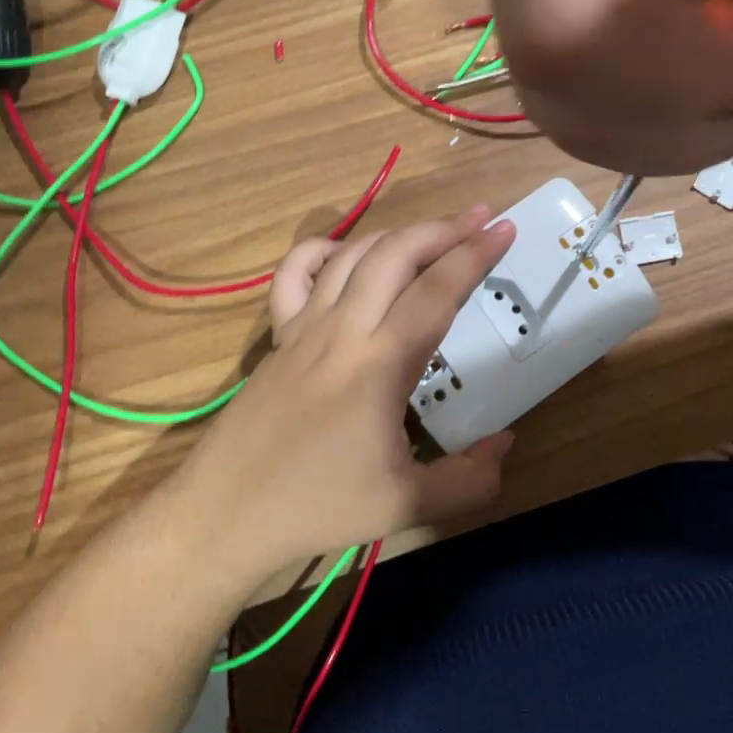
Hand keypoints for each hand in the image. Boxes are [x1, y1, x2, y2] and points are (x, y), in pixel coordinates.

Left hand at [179, 209, 518, 569]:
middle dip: (444, 229)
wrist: (227, 513)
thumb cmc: (318, 506)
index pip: (437, 291)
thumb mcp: (407, 506)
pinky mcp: (277, 336)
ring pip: (354, 256)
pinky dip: (325, 250)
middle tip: (481, 219)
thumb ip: (469, 479)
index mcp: (380, 364)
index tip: (505, 231)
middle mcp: (343, 330)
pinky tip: (348, 254)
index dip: (475, 255)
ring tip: (433, 232)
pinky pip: (295, 274)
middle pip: (396, 255)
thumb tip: (506, 442)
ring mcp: (304, 328)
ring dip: (398, 234)